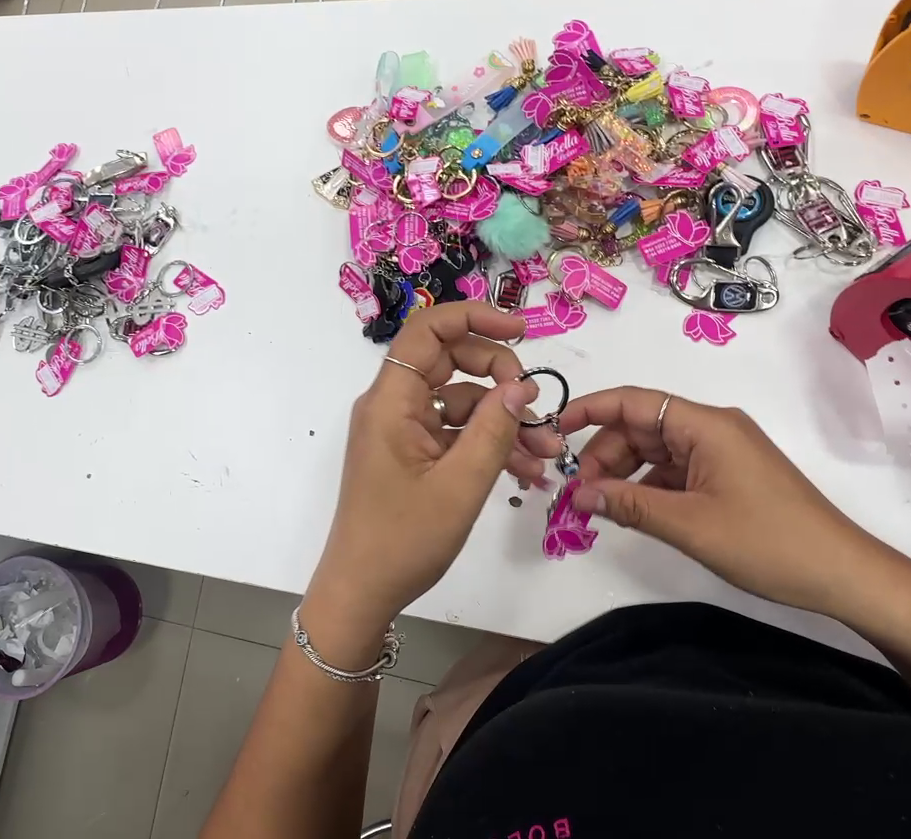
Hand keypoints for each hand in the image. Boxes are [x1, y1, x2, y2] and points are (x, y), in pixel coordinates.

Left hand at [302, 303, 559, 664]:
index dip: (473, 318)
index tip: (521, 331)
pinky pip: (454, 434)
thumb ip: (493, 430)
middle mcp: (392, 405)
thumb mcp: (460, 486)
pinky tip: (527, 470)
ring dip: (503, 420)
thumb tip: (519, 386)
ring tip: (548, 450)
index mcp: (390, 400)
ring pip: (459, 403)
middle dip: (499, 377)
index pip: (427, 331)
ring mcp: (401, 431)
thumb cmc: (403, 539)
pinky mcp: (411, 455)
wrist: (362, 592)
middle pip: (449, 362)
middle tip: (536, 404)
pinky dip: (487, 445)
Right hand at [562, 387, 888, 615]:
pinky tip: (632, 511)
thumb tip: (577, 495)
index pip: (633, 401)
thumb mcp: (688, 525)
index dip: (590, 409)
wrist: (844, 574)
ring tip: (600, 506)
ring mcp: (722, 452)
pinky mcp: (728, 475)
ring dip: (625, 473)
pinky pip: (675, 470)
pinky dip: (649, 486)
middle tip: (579, 493)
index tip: (554, 430)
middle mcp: (712, 428)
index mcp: (705, 425)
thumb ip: (628, 505)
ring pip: (655, 450)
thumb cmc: (767, 542)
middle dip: (605, 454)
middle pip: (641, 427)